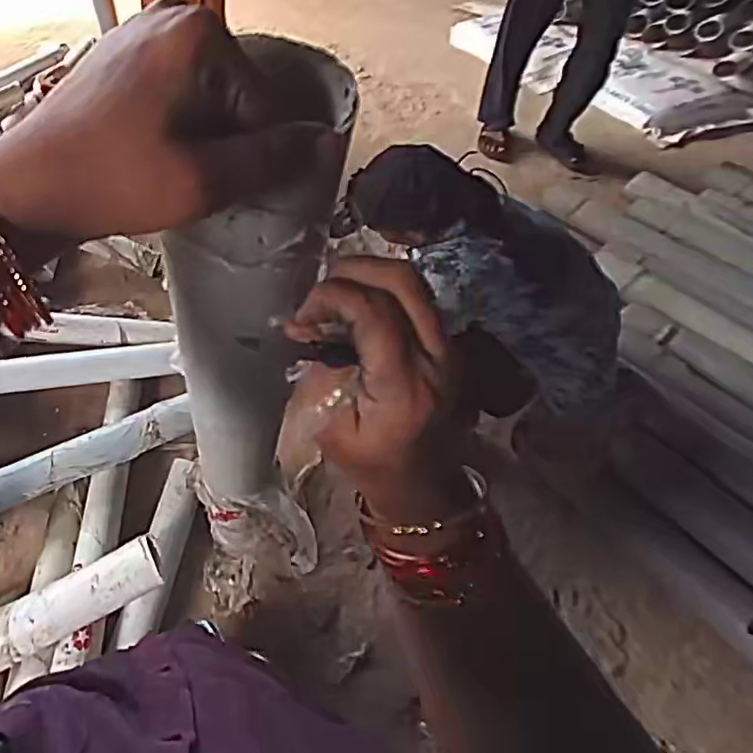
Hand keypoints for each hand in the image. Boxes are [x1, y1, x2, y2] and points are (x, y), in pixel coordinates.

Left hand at [0, 0, 338, 245]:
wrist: (23, 188)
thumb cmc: (107, 181)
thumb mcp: (203, 180)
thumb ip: (272, 159)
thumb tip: (323, 141)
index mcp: (199, 33)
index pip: (265, 104)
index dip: (254, 154)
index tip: (224, 184)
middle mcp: (173, 15)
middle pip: (237, 94)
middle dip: (227, 140)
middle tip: (190, 177)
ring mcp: (143, 29)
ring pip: (209, 94)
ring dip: (203, 134)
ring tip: (168, 166)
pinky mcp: (123, 51)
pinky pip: (178, 86)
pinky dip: (179, 121)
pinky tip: (153, 151)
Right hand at [284, 258, 471, 522]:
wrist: (423, 483)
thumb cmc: (372, 463)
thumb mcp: (330, 428)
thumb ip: (318, 371)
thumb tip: (304, 326)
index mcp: (404, 387)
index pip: (373, 312)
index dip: (331, 298)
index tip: (303, 318)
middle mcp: (436, 359)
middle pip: (402, 281)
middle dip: (353, 269)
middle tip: (320, 290)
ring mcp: (449, 347)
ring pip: (413, 281)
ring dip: (369, 272)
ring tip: (335, 290)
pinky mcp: (448, 342)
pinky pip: (417, 294)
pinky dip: (381, 285)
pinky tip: (356, 301)